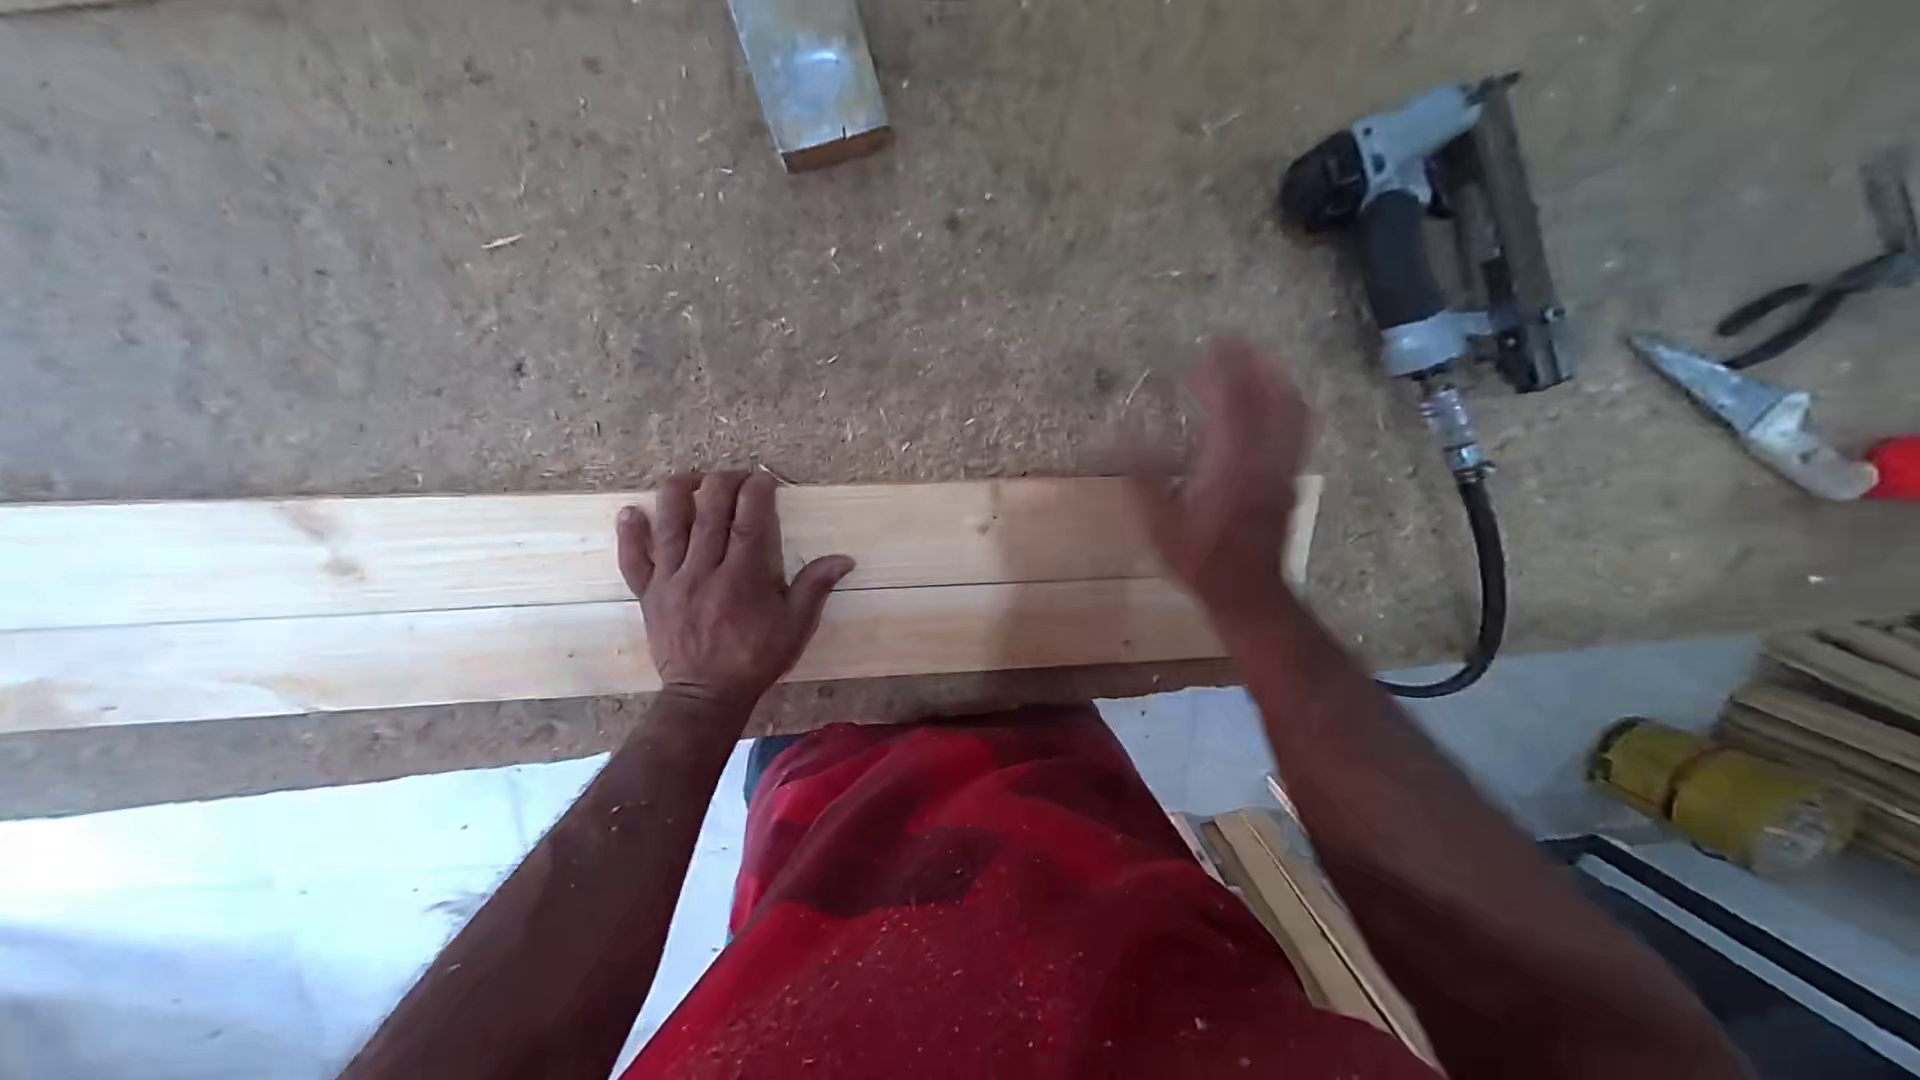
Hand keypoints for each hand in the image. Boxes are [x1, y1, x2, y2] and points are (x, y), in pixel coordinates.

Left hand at [617, 471, 854, 712]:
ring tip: (694, 479)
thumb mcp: (795, 626)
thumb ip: (816, 587)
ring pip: (670, 522)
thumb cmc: (757, 658)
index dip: (757, 491)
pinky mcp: (649, 593)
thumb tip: (845, 559)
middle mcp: (705, 570)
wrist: (706, 695)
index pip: (750, 518)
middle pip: (709, 509)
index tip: (765, 479)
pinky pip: (633, 558)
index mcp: (744, 577)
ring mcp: (672, 580)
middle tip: (738, 478)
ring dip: (680, 491)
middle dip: (725, 482)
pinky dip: (630, 533)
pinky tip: (631, 511)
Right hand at [1127, 338, 1311, 607]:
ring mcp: (1284, 468)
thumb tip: (1123, 431)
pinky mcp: (1291, 478)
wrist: (1248, 592)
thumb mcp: (1160, 522)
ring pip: (1291, 409)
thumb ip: (1144, 474)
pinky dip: (1287, 403)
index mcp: (1229, 466)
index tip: (1206, 347)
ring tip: (1255, 360)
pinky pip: (1299, 430)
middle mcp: (1263, 460)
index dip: (1220, 370)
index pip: (1230, 403)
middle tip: (1231, 341)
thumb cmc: (1200, 560)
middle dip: (1251, 362)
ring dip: (1274, 378)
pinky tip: (1274, 399)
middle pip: (1268, 396)